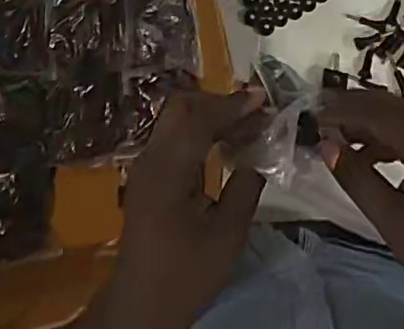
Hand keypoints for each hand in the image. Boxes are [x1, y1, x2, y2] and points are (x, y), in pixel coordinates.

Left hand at [80, 88, 266, 328]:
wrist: (141, 305)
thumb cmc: (185, 274)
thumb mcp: (226, 237)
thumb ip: (245, 187)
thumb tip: (261, 152)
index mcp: (166, 170)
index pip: (199, 121)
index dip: (232, 106)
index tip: (262, 98)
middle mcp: (150, 157)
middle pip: (181, 107)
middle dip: (218, 102)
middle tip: (253, 111)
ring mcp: (145, 162)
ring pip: (176, 117)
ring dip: (210, 113)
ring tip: (245, 123)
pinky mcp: (148, 172)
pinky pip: (174, 134)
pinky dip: (200, 128)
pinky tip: (223, 141)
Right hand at [317, 89, 403, 328]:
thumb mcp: (395, 223)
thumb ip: (357, 178)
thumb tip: (324, 142)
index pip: (373, 112)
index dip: (338, 112)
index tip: (309, 119)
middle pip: (383, 103)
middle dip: (347, 107)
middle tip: (314, 117)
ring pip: (393, 113)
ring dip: (362, 119)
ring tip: (331, 133)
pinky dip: (378, 133)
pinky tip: (361, 153)